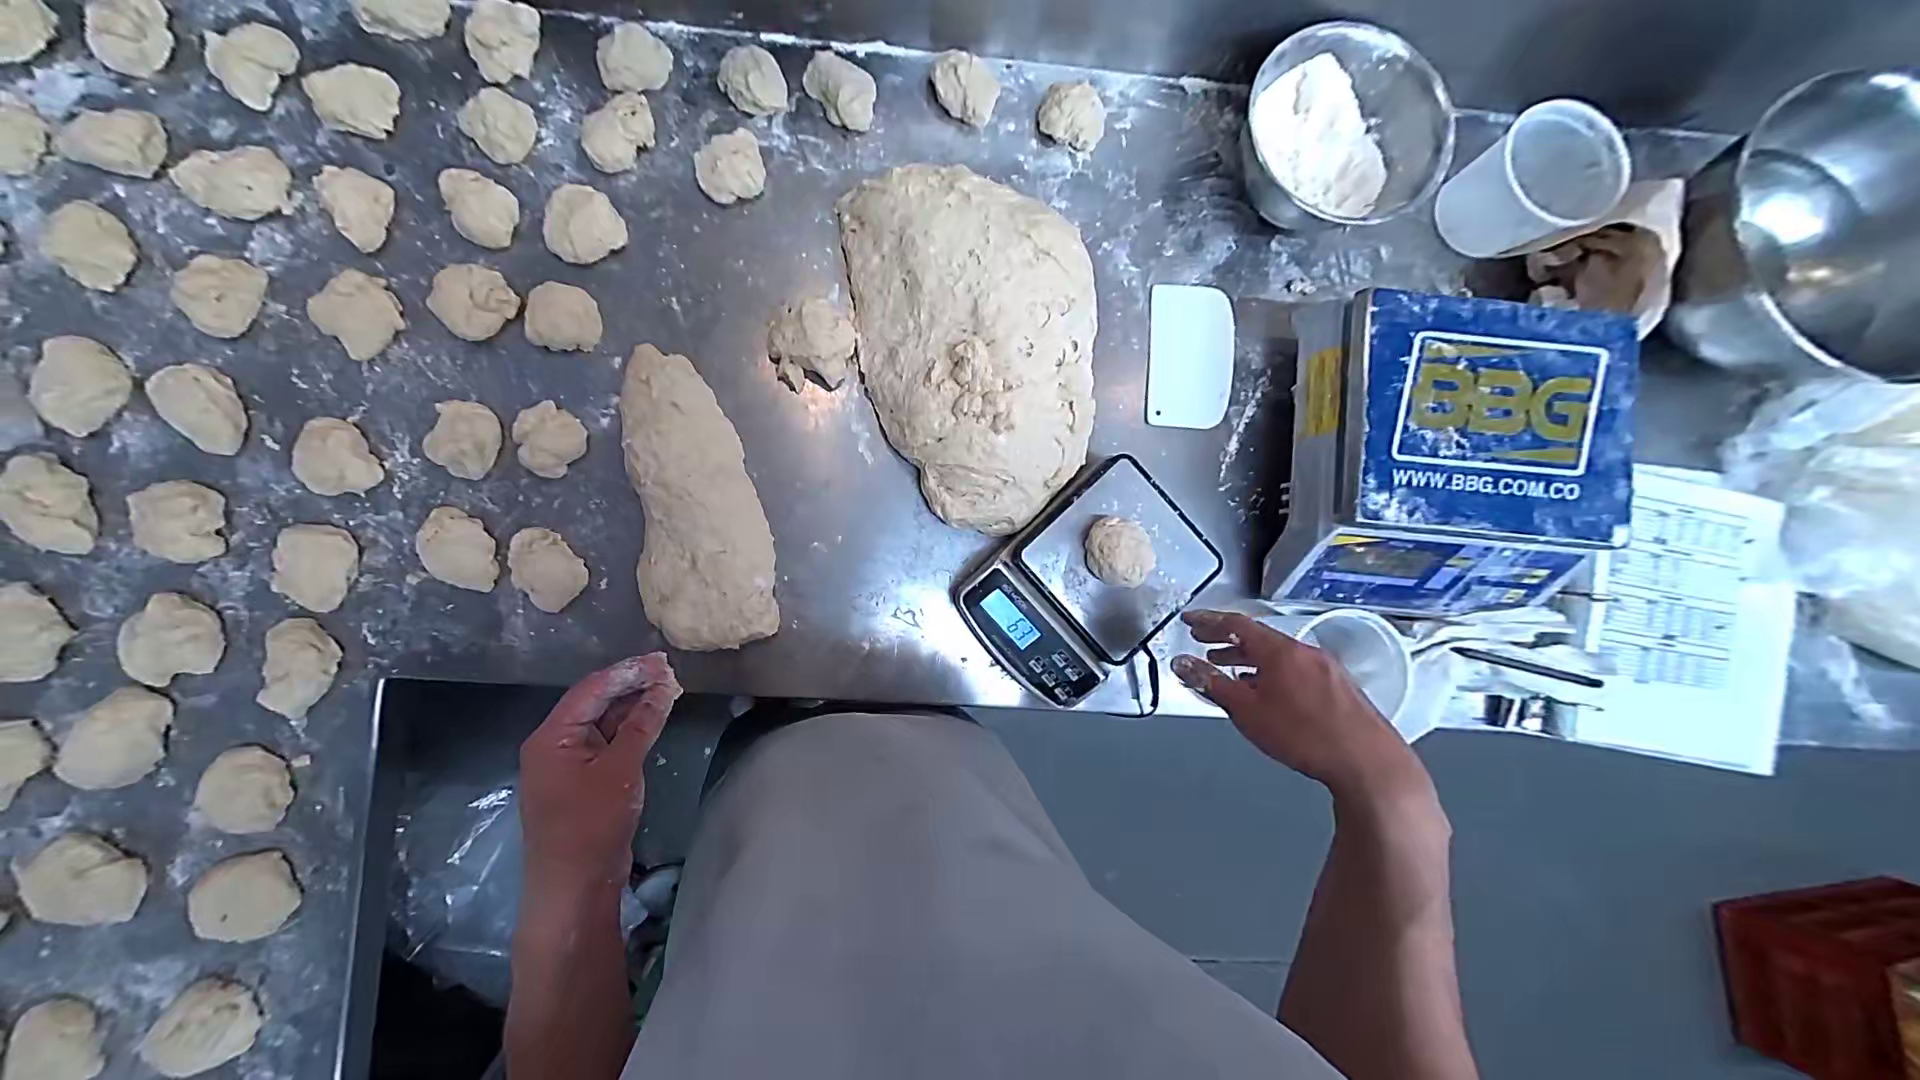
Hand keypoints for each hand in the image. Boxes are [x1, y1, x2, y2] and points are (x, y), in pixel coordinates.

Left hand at [519, 653, 682, 891]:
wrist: (574, 887)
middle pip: (596, 702)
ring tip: (669, 687)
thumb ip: (641, 725)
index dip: (627, 671)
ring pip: (605, 721)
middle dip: (632, 684)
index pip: (591, 689)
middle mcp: (556, 744)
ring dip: (634, 704)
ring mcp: (570, 762)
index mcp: (552, 737)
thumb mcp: (620, 769)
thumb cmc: (590, 825)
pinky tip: (656, 715)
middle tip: (670, 670)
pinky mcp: (585, 779)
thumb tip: (664, 688)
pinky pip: (609, 741)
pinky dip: (632, 727)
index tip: (662, 661)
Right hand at [1173, 611, 1424, 802]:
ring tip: (1226, 667)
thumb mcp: (1246, 710)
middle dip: (1225, 638)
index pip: (1235, 624)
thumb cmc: (1307, 736)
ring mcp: (1325, 668)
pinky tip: (1264, 689)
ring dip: (1247, 656)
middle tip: (1203, 639)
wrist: (1368, 764)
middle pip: (1257, 636)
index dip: (1208, 620)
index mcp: (1280, 651)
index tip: (1191, 619)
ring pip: (1277, 653)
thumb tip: (1183, 663)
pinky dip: (1271, 670)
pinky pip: (1295, 667)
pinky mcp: (1338, 686)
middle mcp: (1305, 652)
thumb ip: (1211, 683)